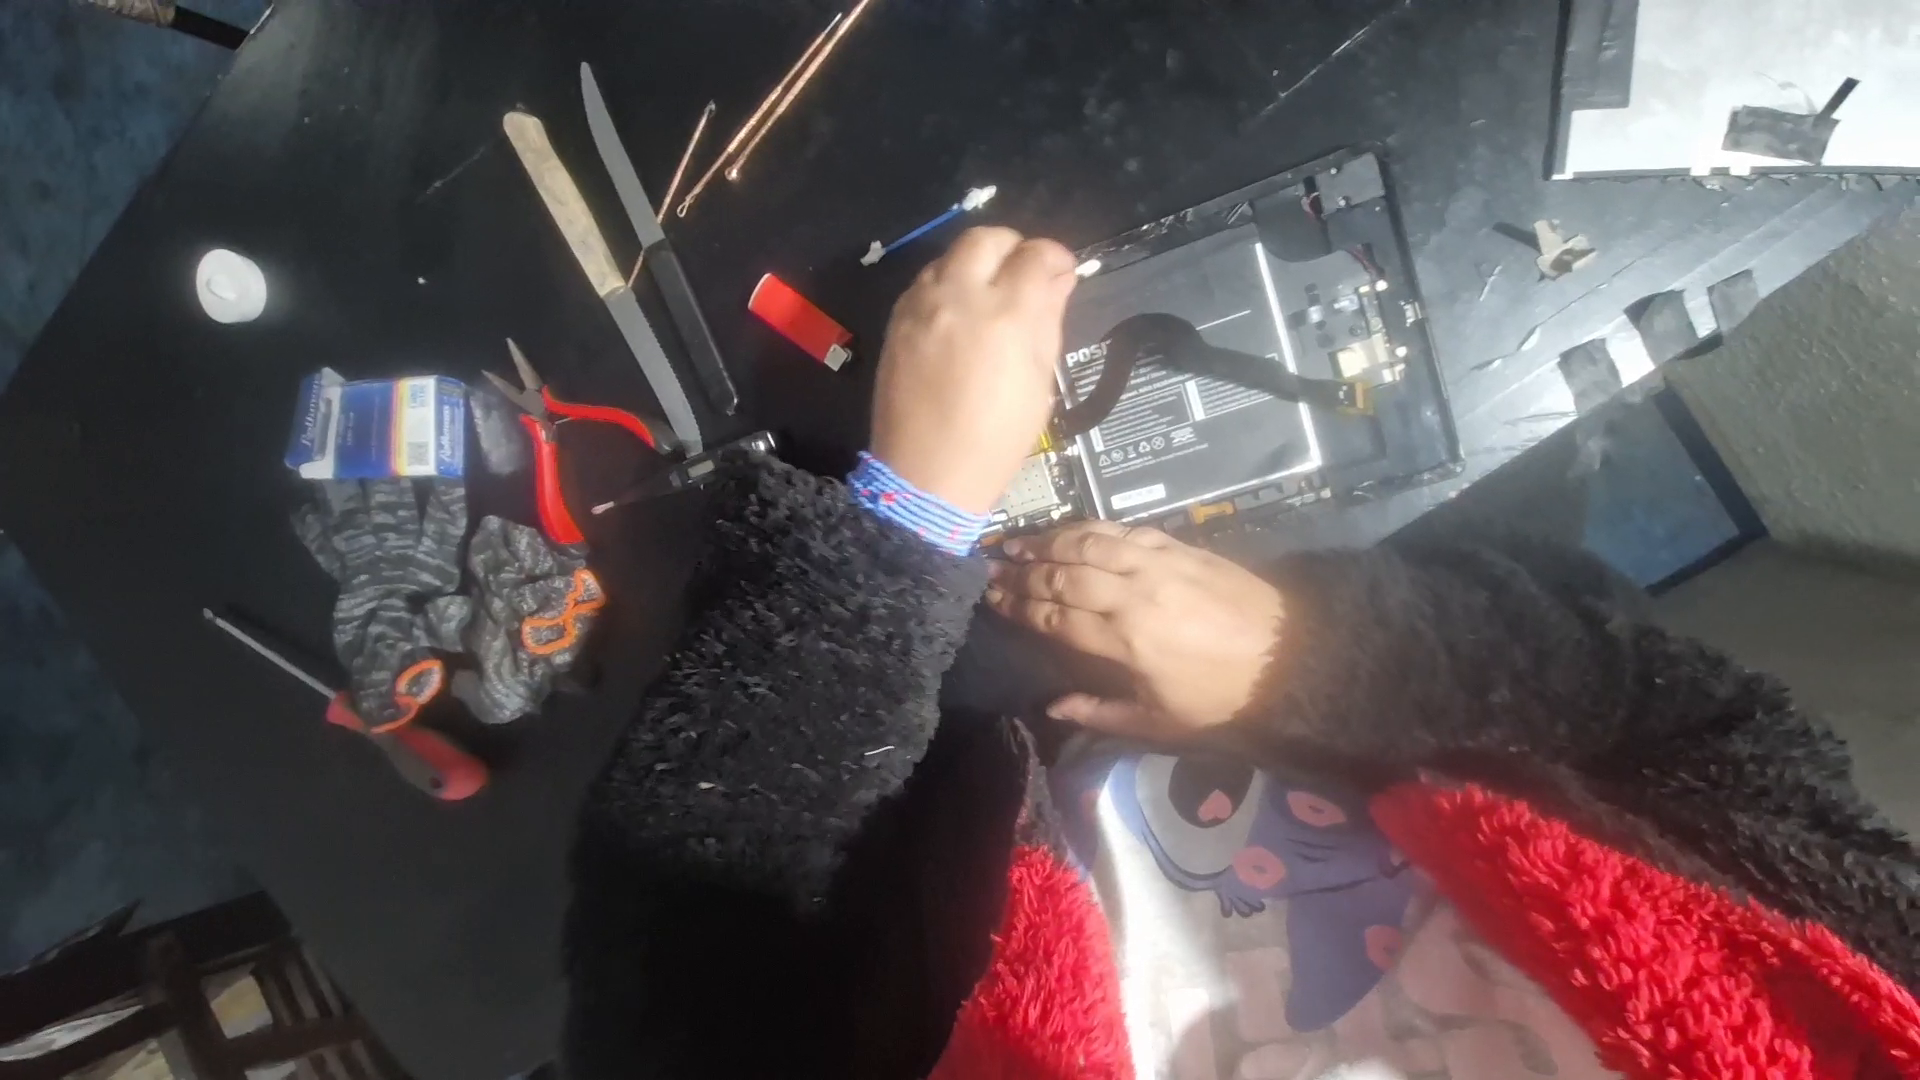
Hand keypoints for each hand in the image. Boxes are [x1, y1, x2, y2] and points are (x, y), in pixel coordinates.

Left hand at [870, 227, 1079, 514]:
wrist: (927, 476)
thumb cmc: (995, 441)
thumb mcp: (1039, 385)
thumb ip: (1049, 323)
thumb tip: (1058, 282)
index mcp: (1007, 315)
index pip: (1036, 256)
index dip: (1056, 257)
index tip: (1062, 272)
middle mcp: (960, 297)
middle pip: (986, 239)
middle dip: (1013, 248)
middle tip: (1025, 275)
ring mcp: (921, 307)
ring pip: (950, 255)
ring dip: (976, 264)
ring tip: (989, 296)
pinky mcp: (896, 322)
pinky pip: (924, 282)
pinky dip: (946, 284)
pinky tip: (957, 314)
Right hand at [985, 521, 1284, 739]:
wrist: (1288, 654)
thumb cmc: (1220, 696)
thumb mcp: (1160, 723)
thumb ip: (1101, 713)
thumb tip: (1051, 705)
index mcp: (1124, 642)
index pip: (1055, 617)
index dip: (1018, 607)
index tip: (991, 599)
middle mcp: (1131, 595)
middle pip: (1062, 576)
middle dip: (1021, 572)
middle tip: (990, 569)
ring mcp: (1153, 564)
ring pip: (1085, 544)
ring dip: (1046, 541)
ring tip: (1016, 543)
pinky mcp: (1174, 545)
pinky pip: (1120, 529)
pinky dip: (1086, 528)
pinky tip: (1067, 531)